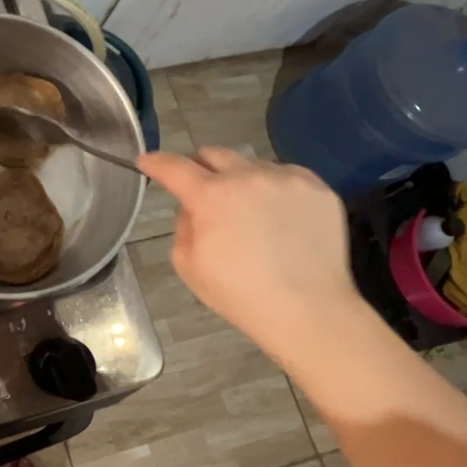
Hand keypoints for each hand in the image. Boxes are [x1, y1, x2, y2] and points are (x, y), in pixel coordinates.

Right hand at [137, 148, 360, 338]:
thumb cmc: (241, 295)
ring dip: (242, 181)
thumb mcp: (189, 266)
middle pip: (214, 154)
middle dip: (201, 168)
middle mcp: (249, 177)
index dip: (155, 163)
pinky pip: (287, 177)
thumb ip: (184, 226)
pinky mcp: (319, 189)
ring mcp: (287, 180)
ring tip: (251, 214)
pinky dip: (276, 190)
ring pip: (253, 166)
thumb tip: (194, 208)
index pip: (174, 167)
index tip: (147, 162)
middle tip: (202, 191)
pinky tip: (281, 219)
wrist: (308, 311)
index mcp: (211, 196)